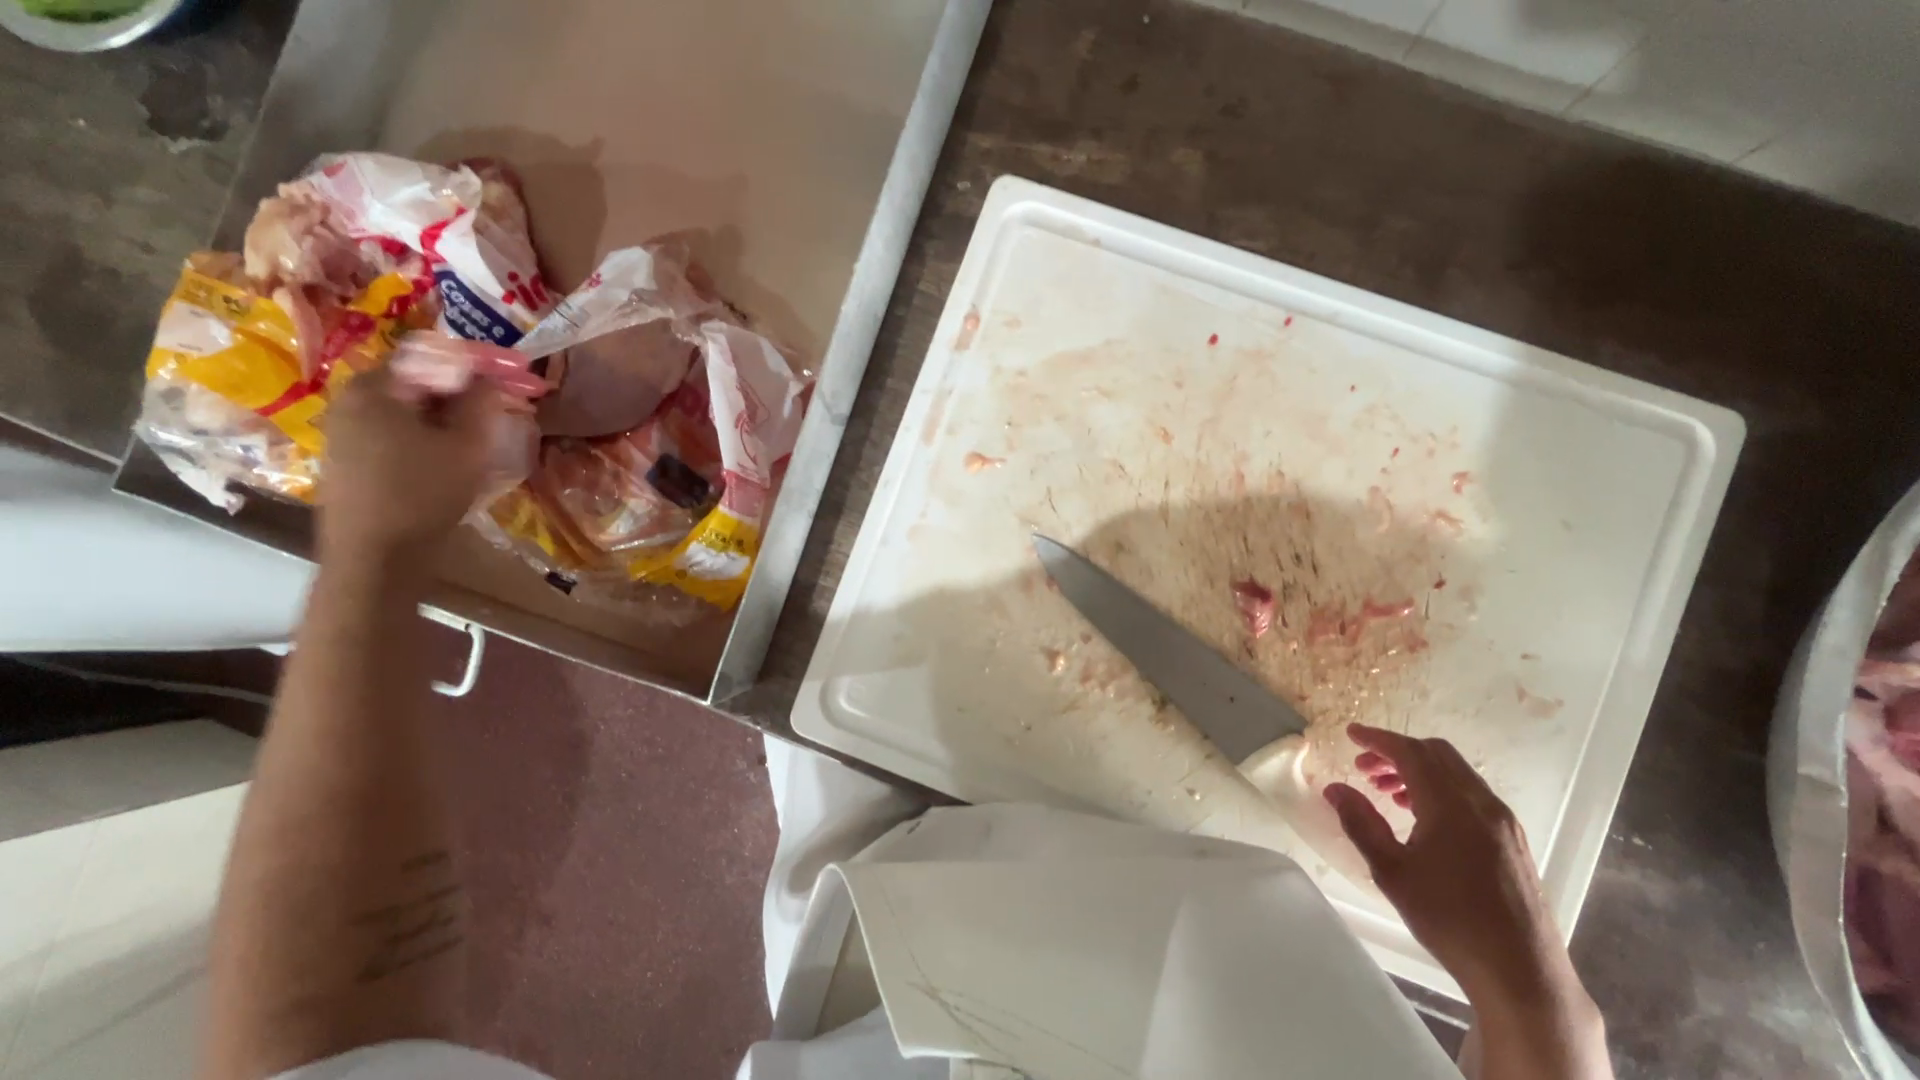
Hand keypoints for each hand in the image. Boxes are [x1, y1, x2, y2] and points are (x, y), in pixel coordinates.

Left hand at [319, 367, 501, 569]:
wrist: (373, 559)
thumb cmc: (422, 495)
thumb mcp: (466, 445)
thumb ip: (481, 402)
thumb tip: (490, 377)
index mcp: (375, 386)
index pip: (435, 356)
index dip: (481, 363)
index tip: (518, 374)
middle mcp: (350, 399)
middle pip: (420, 380)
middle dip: (466, 389)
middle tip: (505, 403)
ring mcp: (343, 431)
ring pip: (408, 408)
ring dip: (449, 413)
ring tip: (485, 429)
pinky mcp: (347, 460)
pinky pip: (395, 431)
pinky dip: (427, 433)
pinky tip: (452, 453)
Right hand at [1321, 724, 1583, 1010]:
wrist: (1520, 970)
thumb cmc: (1448, 919)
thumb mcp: (1391, 872)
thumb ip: (1361, 823)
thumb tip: (1335, 789)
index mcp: (1451, 804)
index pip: (1411, 753)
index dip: (1378, 739)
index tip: (1351, 734)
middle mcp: (1483, 803)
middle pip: (1438, 754)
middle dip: (1398, 752)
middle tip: (1364, 767)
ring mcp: (1504, 821)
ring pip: (1457, 774)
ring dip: (1420, 771)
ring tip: (1387, 792)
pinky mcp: (1513, 840)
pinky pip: (1472, 795)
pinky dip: (1441, 790)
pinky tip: (1423, 819)